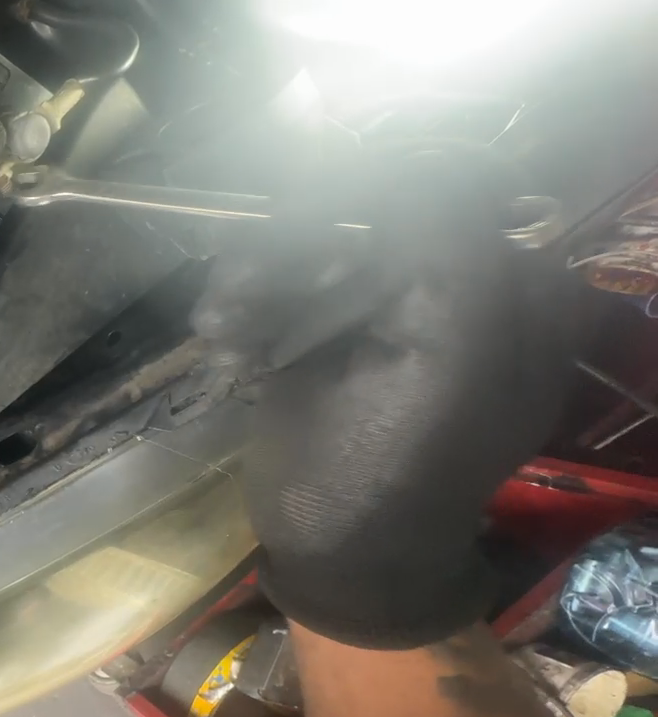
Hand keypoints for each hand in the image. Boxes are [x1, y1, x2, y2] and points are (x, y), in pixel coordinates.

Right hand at [193, 160, 579, 648]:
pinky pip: (270, 299)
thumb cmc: (397, 468)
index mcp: (497, 285)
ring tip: (220, 333)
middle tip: (230, 306)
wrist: (333, 548)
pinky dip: (240, 317)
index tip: (281, 241)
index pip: (422, 200)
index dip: (348, 211)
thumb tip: (398, 168)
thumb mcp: (452, 358)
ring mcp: (363, 318)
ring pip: (297, 260)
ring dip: (248, 289)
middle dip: (284, 258)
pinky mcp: (308, 344)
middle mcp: (433, 290)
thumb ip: (449, 255)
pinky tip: (226, 352)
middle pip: (349, 226)